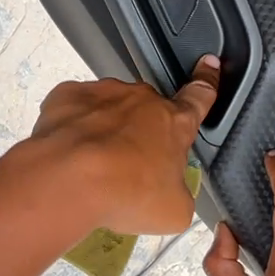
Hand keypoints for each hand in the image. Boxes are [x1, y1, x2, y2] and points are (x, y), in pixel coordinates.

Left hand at [19, 56, 218, 234]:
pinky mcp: (66, 96)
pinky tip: (66, 150)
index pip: (198, 97)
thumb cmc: (126, 193)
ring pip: (107, 108)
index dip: (206, 82)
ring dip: (103, 129)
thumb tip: (169, 193)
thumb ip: (177, 193)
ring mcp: (102, 93)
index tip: (208, 65)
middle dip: (137, 133)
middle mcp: (140, 100)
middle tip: (123, 166)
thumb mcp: (173, 210)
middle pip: (145, 111)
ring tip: (90, 164)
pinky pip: (73, 107)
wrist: (68, 180)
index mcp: (174, 123)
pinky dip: (71, 124)